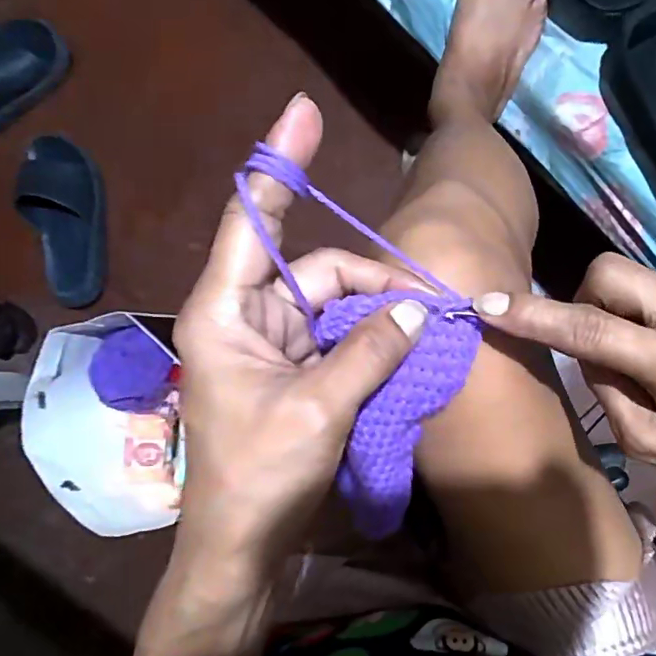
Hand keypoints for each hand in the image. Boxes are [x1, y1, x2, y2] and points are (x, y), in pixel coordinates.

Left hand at [172, 94, 430, 550]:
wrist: (243, 545)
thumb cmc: (260, 476)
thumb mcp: (319, 409)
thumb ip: (369, 351)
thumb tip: (419, 307)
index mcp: (227, 312)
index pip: (250, 220)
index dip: (278, 164)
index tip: (302, 110)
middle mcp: (247, 317)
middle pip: (316, 270)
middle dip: (370, 280)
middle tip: (429, 303)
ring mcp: (273, 345)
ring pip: (334, 306)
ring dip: (377, 315)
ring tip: (425, 329)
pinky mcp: (294, 372)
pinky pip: (338, 338)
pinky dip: (371, 340)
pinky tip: (405, 348)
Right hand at [477, 253, 655, 536]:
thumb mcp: (637, 439)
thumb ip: (601, 382)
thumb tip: (576, 333)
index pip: (595, 330)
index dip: (538, 316)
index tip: (491, 305)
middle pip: (609, 273)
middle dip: (582, 301)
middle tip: (592, 344)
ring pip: (627, 272)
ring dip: (609, 306)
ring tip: (631, 349)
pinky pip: (649, 280)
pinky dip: (634, 306)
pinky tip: (654, 339)